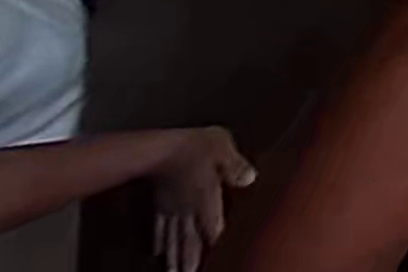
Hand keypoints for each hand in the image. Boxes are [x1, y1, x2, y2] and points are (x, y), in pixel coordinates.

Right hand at [150, 126, 256, 271]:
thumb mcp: (224, 150)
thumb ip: (236, 166)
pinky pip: (159, 227)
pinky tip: (156, 251)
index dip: (218, 245)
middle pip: (190, 240)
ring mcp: (172, 208)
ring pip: (173, 238)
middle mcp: (188, 209)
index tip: (221, 263)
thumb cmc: (198, 146)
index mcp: (207, 199)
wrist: (163, 148)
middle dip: (190, 260)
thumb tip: (251, 179)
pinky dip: (159, 240)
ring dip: (174, 257)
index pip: (214, 228)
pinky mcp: (160, 203)